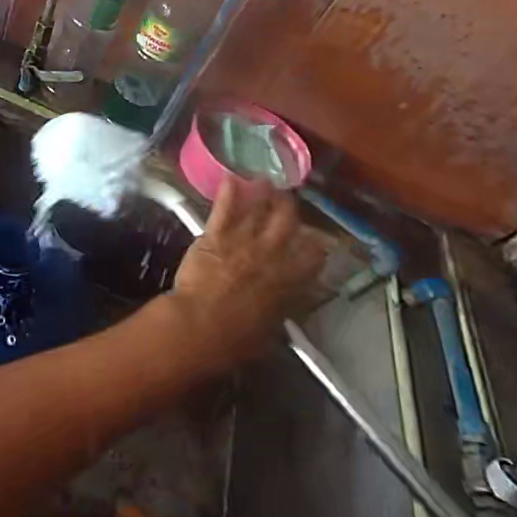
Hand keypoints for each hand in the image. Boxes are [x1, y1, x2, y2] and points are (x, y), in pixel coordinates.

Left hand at [160, 176, 326, 364]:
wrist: (201, 325)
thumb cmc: (234, 338)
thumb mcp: (268, 332)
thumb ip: (279, 313)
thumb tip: (283, 310)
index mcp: (287, 282)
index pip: (313, 256)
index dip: (316, 246)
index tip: (315, 240)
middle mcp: (270, 255)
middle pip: (287, 222)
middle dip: (289, 208)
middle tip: (287, 198)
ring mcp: (242, 241)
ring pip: (258, 210)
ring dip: (263, 194)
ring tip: (265, 182)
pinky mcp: (215, 235)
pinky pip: (224, 208)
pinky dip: (228, 192)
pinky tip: (230, 178)